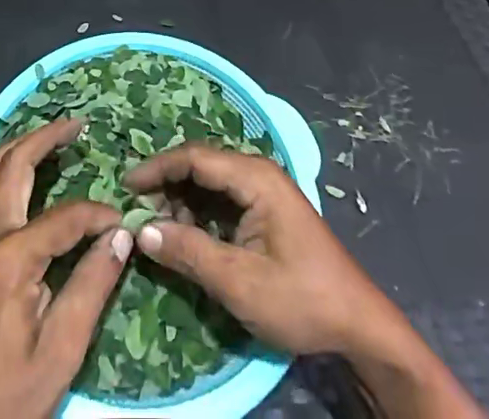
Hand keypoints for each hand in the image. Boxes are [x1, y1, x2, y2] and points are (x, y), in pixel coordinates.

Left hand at [0, 119, 133, 418]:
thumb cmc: (8, 391)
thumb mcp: (62, 349)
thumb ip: (92, 286)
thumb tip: (121, 237)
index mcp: (10, 257)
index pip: (65, 217)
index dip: (99, 216)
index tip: (125, 224)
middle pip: (12, 167)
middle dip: (45, 139)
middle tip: (76, 124)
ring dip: (13, 147)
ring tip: (43, 136)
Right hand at [123, 142, 398, 356]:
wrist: (362, 330)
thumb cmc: (303, 301)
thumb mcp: (240, 282)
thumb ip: (188, 252)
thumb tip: (141, 231)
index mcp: (255, 179)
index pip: (192, 157)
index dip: (155, 169)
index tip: (125, 189)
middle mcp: (257, 174)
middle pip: (197, 165)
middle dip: (165, 187)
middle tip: (139, 215)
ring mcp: (262, 191)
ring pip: (205, 182)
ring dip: (178, 202)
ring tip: (159, 231)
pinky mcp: (263, 210)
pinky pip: (218, 199)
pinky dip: (196, 213)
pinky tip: (185, 237)